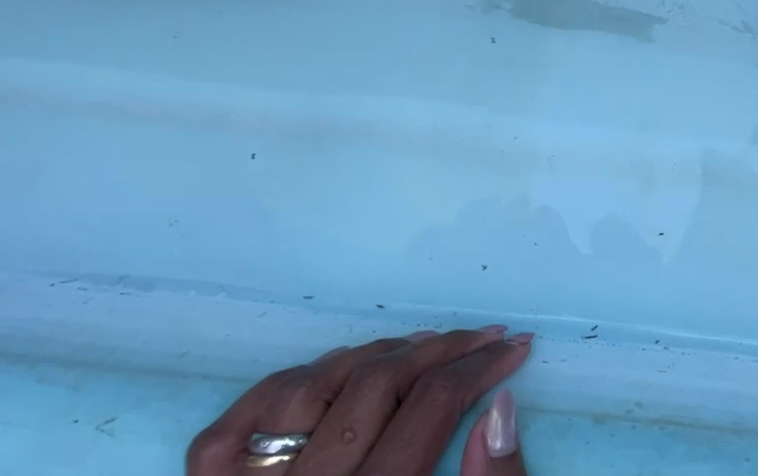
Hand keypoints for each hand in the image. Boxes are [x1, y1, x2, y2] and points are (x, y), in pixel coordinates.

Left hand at [187, 327, 532, 475]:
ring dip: (377, 352)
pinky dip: (294, 380)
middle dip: (445, 348)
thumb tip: (500, 407)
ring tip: (426, 345)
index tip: (517, 350)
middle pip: (379, 384)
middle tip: (488, 338)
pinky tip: (342, 367)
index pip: (432, 406)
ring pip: (311, 386)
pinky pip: (240, 419)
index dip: (483, 366)